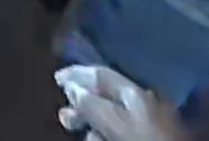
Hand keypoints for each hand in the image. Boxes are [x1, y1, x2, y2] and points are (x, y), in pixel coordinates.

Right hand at [54, 66, 187, 140]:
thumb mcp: (116, 124)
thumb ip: (92, 104)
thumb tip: (72, 88)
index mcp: (137, 93)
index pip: (101, 74)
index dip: (76, 74)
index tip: (56, 79)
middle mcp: (143, 103)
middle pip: (104, 96)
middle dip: (81, 104)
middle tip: (64, 116)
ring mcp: (151, 125)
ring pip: (111, 118)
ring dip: (91, 123)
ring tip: (77, 131)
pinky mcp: (151, 136)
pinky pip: (123, 131)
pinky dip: (106, 134)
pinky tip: (96, 139)